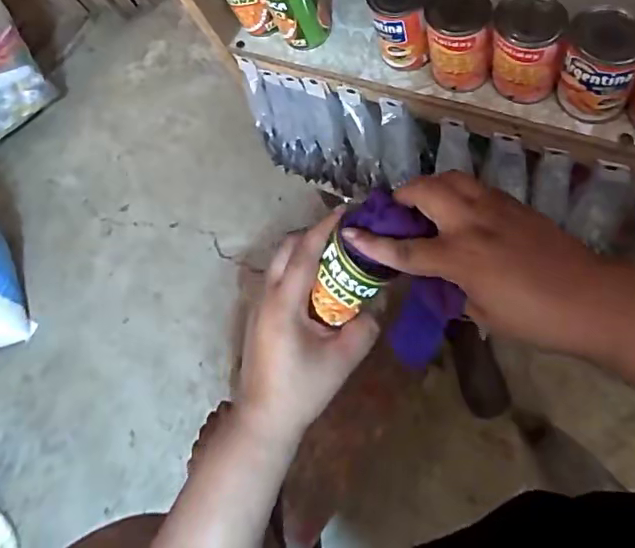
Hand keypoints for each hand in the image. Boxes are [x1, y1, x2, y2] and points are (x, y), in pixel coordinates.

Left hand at [235, 207, 379, 446]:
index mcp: (284, 302)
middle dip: (314, 233)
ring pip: (279, 261)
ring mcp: (258, 304)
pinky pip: (278, 277)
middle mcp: (266, 295)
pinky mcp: (258, 315)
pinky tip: (318, 283)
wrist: (263, 422)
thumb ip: (364, 328)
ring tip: (334, 254)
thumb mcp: (341, 360)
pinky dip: (297, 266)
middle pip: (287, 247)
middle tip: (344, 234)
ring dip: (304, 249)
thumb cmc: (301, 390)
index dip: (325, 227)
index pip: (305, 251)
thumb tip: (377, 303)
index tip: (346, 211)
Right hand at [343, 173, 615, 354]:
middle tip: (396, 211)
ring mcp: (494, 207)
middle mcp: (471, 222)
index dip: (374, 244)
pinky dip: (457, 191)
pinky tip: (460, 210)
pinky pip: (474, 187)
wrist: (590, 297)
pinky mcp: (512, 202)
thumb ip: (456, 290)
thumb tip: (446, 279)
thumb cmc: (536, 318)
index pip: (406, 250)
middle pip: (424, 192)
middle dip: (402, 196)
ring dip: (430, 186)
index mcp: (461, 257)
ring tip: (426, 203)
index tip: (350, 232)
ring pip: (450, 179)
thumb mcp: (485, 313)